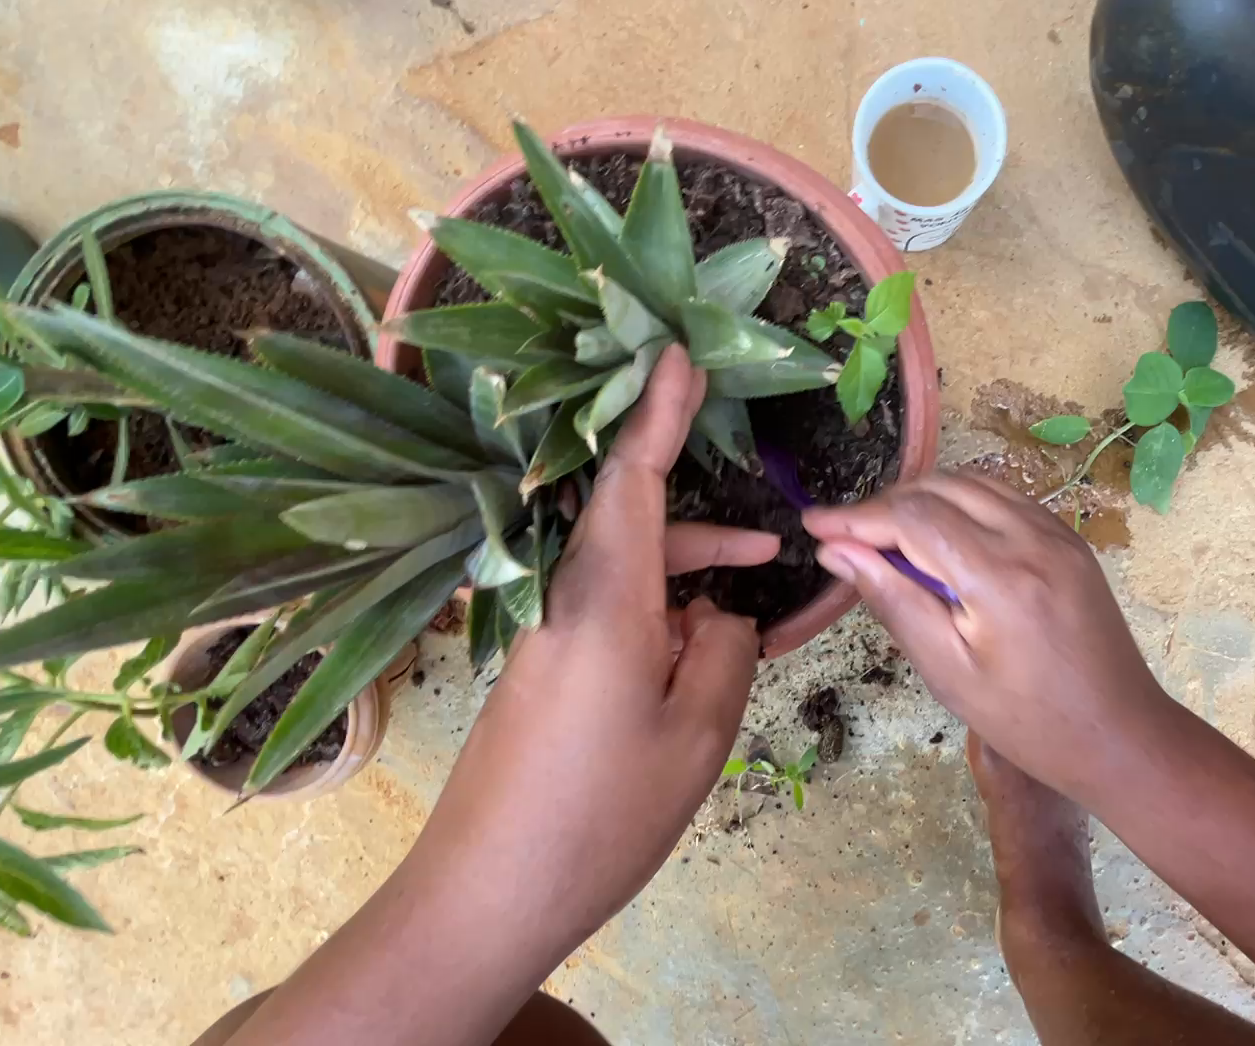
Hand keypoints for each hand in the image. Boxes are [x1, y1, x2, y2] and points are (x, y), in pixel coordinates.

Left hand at [423, 345, 775, 957]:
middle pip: (638, 524)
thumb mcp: (698, 734)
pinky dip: (666, 615)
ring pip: (632, 573)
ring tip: (755, 598)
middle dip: (706, 525)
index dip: (657, 413)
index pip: (634, 480)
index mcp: (606, 600)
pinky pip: (615, 613)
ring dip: (694, 574)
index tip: (677, 357)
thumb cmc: (600, 812)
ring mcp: (551, 634)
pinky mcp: (546, 667)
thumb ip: (726, 652)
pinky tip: (701, 650)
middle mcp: (570, 600)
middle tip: (770, 534)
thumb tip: (721, 615)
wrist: (485, 897)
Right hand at [803, 473, 1169, 807]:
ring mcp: (1057, 531)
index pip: (912, 518)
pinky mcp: (1068, 537)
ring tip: (883, 534)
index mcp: (1000, 577)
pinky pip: (1002, 496)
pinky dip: (959, 502)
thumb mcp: (948, 672)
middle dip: (884, 505)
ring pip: (971, 483)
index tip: (814, 524)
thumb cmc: (1026, 721)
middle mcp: (1031, 537)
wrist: (1119, 733)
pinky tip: (939, 534)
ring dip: (920, 498)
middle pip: (939, 488)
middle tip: (846, 537)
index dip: (856, 517)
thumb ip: (894, 601)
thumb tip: (837, 552)